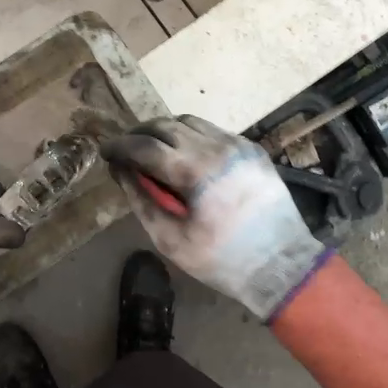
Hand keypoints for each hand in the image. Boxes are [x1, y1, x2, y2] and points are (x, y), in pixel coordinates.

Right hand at [101, 116, 330, 321]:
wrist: (282, 265)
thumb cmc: (222, 260)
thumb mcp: (171, 240)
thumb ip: (141, 201)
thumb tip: (120, 172)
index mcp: (194, 170)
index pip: (144, 145)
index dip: (119, 146)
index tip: (105, 152)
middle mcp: (216, 147)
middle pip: (165, 125)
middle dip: (139, 134)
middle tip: (125, 150)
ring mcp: (237, 145)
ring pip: (189, 122)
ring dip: (165, 132)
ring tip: (153, 151)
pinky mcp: (252, 150)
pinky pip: (213, 131)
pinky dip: (191, 137)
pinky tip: (186, 157)